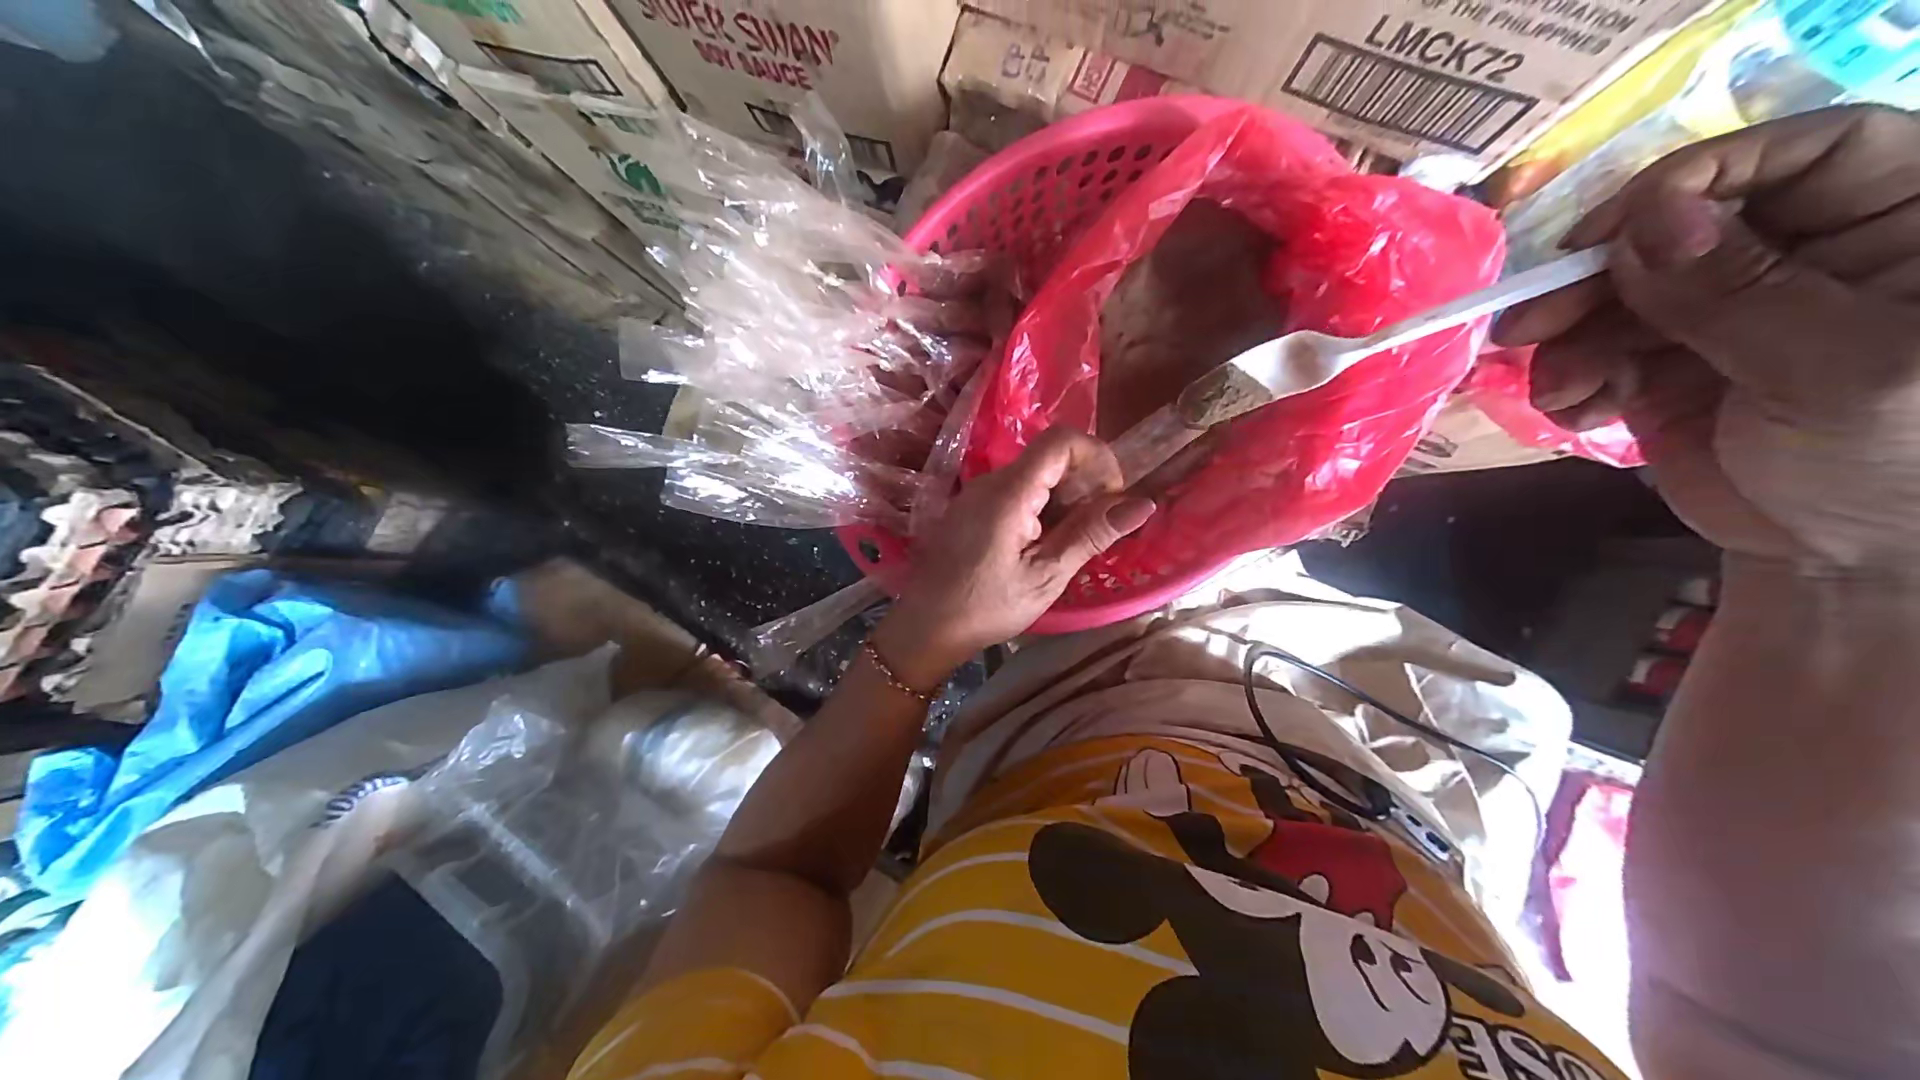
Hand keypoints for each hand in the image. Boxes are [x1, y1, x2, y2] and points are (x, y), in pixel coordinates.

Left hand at [873, 427, 1156, 685]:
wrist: (926, 627)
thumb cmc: (987, 606)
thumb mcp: (1046, 576)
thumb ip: (1091, 534)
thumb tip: (1142, 503)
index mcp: (1009, 492)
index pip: (1062, 440)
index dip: (1097, 456)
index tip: (1112, 496)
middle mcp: (991, 481)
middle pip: (1050, 456)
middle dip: (1084, 483)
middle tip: (1095, 530)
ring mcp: (978, 493)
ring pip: (1035, 475)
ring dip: (1064, 500)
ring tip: (1070, 545)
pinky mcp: (972, 508)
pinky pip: (1017, 492)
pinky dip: (1042, 509)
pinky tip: (1043, 547)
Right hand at [1494, 106, 1919, 573]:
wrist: (1843, 557)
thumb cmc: (1895, 458)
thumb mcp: (1836, 367)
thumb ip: (1739, 290)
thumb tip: (1649, 215)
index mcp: (1897, 226)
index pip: (1807, 151)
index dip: (1706, 174)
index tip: (1612, 229)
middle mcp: (1804, 257)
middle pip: (1679, 230)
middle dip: (1595, 279)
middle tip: (1525, 324)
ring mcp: (1721, 315)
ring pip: (1619, 295)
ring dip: (1568, 342)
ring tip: (1554, 391)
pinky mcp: (1661, 365)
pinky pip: (1595, 352)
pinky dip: (1569, 380)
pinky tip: (1572, 410)